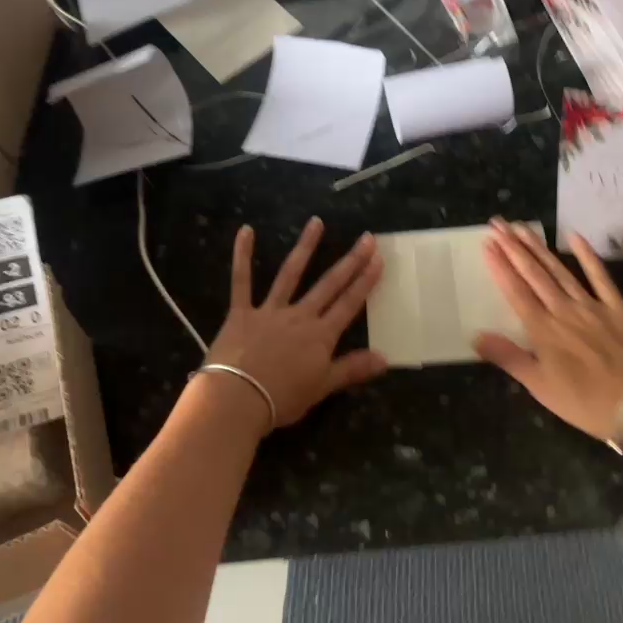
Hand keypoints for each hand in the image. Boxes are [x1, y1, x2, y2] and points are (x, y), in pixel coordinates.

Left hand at [203, 217, 387, 433]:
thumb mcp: (322, 387)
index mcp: (320, 335)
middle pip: (329, 284)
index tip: (379, 257)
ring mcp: (270, 310)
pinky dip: (242, 256)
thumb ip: (353, 369)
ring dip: (305, 246)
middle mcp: (300, 316)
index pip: (349, 303)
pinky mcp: (242, 312)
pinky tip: (246, 231)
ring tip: (316, 222)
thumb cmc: (281, 399)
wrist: (237, 399)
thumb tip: (386, 358)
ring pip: (290, 273)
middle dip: (350, 260)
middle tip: (366, 237)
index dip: (366, 280)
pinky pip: (242, 281)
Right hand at [473, 220, 622, 438]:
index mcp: (543, 330)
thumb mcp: (541, 387)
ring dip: (539, 247)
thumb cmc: (587, 402)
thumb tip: (476, 335)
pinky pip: (599, 276)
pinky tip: (575, 236)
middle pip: (534, 274)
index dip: (500, 267)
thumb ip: (509, 357)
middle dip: (514, 248)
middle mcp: (563, 310)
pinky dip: (587, 256)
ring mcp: (591, 305)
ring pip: (559, 270)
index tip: (487, 244)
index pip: (515, 291)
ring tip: (522, 227)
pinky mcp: (616, 307)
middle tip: (498, 224)